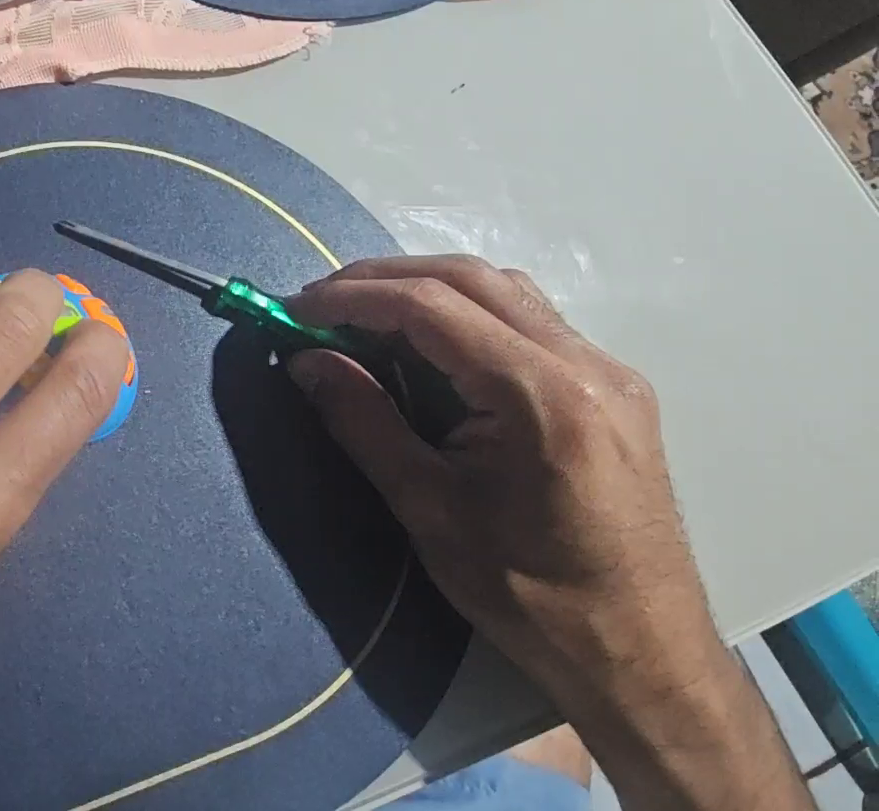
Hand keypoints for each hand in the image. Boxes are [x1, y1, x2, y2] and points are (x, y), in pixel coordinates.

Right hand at [284, 256, 806, 810]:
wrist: (643, 656)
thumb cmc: (528, 592)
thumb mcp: (426, 507)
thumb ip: (362, 420)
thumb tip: (303, 359)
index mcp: (542, 395)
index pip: (430, 307)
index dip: (349, 298)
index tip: (290, 310)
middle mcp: (586, 364)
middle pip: (468, 278)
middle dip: (379, 278)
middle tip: (315, 302)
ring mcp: (607, 371)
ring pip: (500, 288)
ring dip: (421, 285)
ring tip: (357, 312)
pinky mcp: (608, 387)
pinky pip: (524, 317)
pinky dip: (459, 309)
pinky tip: (422, 340)